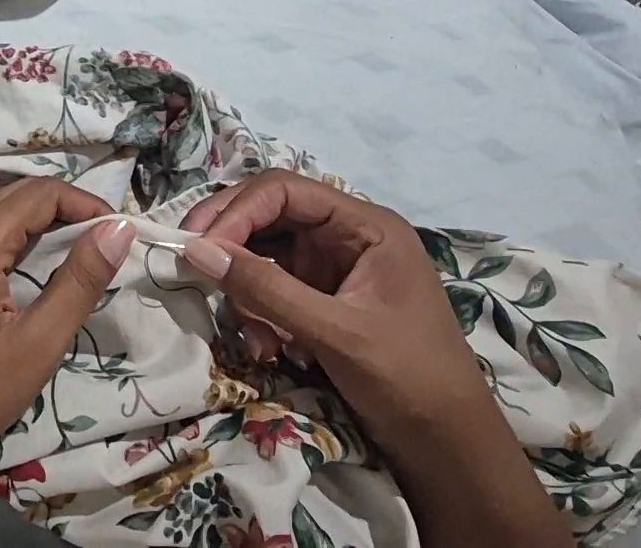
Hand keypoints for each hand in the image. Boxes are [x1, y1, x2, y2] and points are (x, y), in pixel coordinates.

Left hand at [0, 177, 134, 546]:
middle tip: (96, 240)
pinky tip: (4, 258)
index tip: (116, 230)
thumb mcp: (37, 345)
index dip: (84, 203)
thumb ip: (79, 282)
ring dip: (22, 213)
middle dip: (59, 207)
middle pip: (11, 192)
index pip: (39, 194)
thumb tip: (117, 230)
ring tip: (55, 245)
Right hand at [180, 171, 567, 547]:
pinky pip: (268, 284)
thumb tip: (195, 250)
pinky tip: (266, 346)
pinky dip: (256, 310)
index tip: (201, 247)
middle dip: (229, 241)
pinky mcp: (318, 294)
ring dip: (244, 288)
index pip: (283, 191)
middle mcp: (344, 234)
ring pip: (261, 250)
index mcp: (365, 226)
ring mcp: (330, 264)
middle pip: (266, 213)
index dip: (236, 212)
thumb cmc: (409, 381)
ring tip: (253, 334)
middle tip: (192, 264)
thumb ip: (264, 288)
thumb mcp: (335, 333)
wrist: (448, 450)